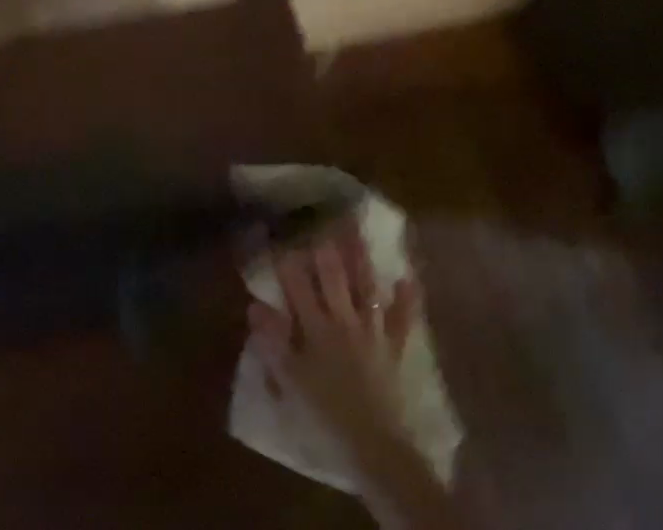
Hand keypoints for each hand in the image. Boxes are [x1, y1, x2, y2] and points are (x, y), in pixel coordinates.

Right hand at [249, 216, 422, 451]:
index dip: (286, 259)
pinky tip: (407, 277)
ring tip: (357, 230)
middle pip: (334, 278)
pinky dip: (407, 298)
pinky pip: (404, 320)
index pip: (296, 286)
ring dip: (361, 259)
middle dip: (325, 247)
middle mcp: (344, 322)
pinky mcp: (397, 349)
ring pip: (367, 288)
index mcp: (315, 329)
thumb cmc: (326, 414)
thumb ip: (272, 342)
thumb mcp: (290, 381)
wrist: (377, 446)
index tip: (276, 234)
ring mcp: (374, 333)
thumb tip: (255, 305)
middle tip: (320, 216)